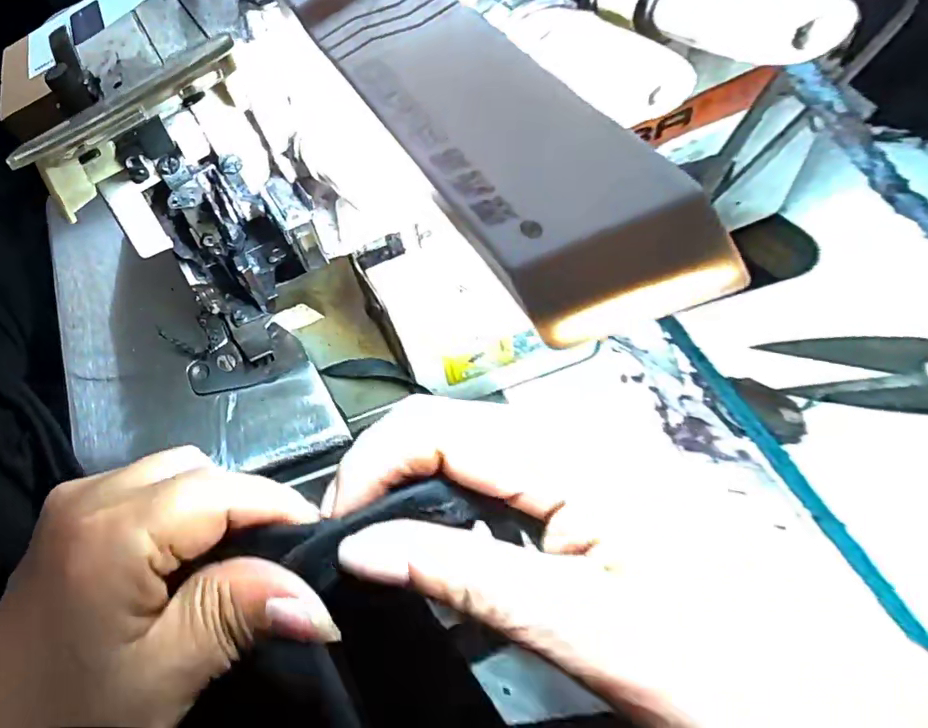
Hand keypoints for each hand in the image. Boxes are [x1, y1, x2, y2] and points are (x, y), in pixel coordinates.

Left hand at [0, 447, 335, 727]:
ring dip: (208, 501)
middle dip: (241, 499)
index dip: (272, 504)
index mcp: (110, 527)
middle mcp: (86, 492)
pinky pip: (134, 485)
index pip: (210, 488)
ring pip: (160, 470)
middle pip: (185, 467)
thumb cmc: (79, 709)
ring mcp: (70, 496)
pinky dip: (173, 506)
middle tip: (287, 556)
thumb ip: (232, 614)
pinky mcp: (64, 511)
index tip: (324, 535)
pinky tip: (192, 553)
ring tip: (248, 556)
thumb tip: (314, 595)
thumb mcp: (164, 672)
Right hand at [325, 396, 927, 727]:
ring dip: (410, 493)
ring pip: (456, 455)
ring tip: (390, 544)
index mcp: (578, 458)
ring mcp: (583, 471)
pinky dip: (447, 510)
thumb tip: (360, 549)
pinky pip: (488, 483)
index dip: (368, 465)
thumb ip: (462, 578)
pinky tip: (446, 550)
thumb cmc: (769, 688)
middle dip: (380, 477)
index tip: (343, 522)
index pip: (426, 425)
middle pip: (434, 431)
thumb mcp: (594, 634)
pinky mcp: (588, 500)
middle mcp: (577, 447)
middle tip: (357, 536)